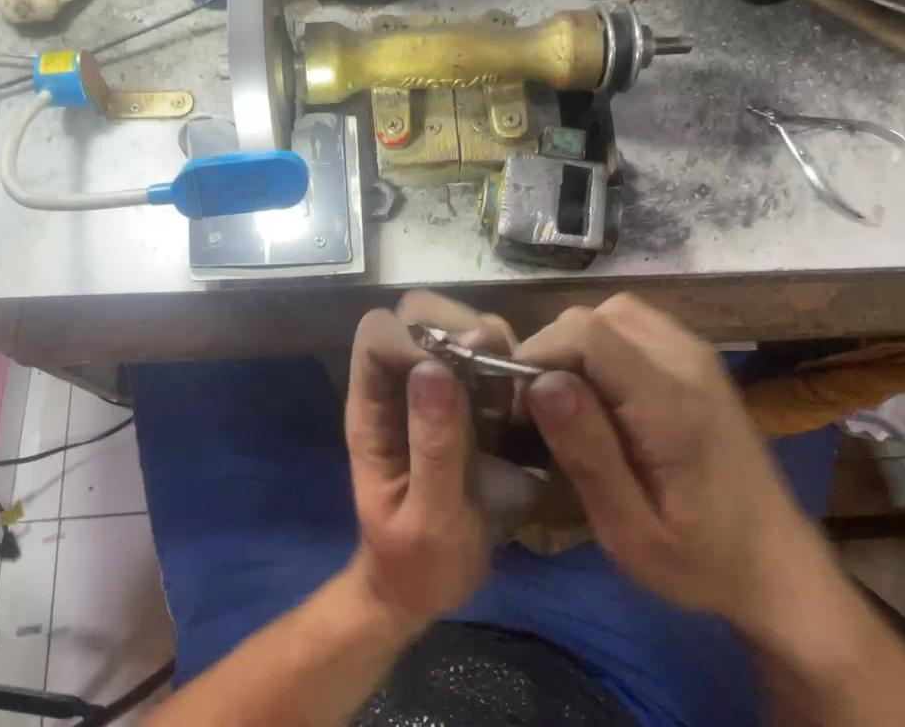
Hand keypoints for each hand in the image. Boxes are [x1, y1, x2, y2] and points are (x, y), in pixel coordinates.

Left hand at [343, 292, 516, 637]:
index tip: (456, 378)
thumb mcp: (428, 518)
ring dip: (496, 351)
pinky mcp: (473, 407)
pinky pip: (495, 365)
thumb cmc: (417, 562)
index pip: (378, 335)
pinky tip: (530, 410)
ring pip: (463, 330)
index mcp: (373, 409)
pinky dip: (516, 373)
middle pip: (422, 315)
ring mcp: (440, 394)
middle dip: (463, 329)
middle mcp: (403, 389)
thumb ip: (433, 446)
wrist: (428, 589)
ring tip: (519, 399)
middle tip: (498, 375)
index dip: (415, 342)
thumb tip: (434, 369)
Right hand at [517, 294, 830, 636]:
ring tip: (566, 401)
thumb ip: (587, 453)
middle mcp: (688, 364)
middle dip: (551, 352)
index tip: (516, 405)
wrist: (778, 569)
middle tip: (536, 411)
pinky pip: (635, 326)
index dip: (538, 356)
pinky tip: (601, 394)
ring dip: (576, 346)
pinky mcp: (700, 362)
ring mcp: (699, 357)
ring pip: (613, 313)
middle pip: (594, 317)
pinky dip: (603, 345)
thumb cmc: (701, 563)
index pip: (586, 334)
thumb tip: (540, 383)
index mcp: (671, 404)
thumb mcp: (631, 531)